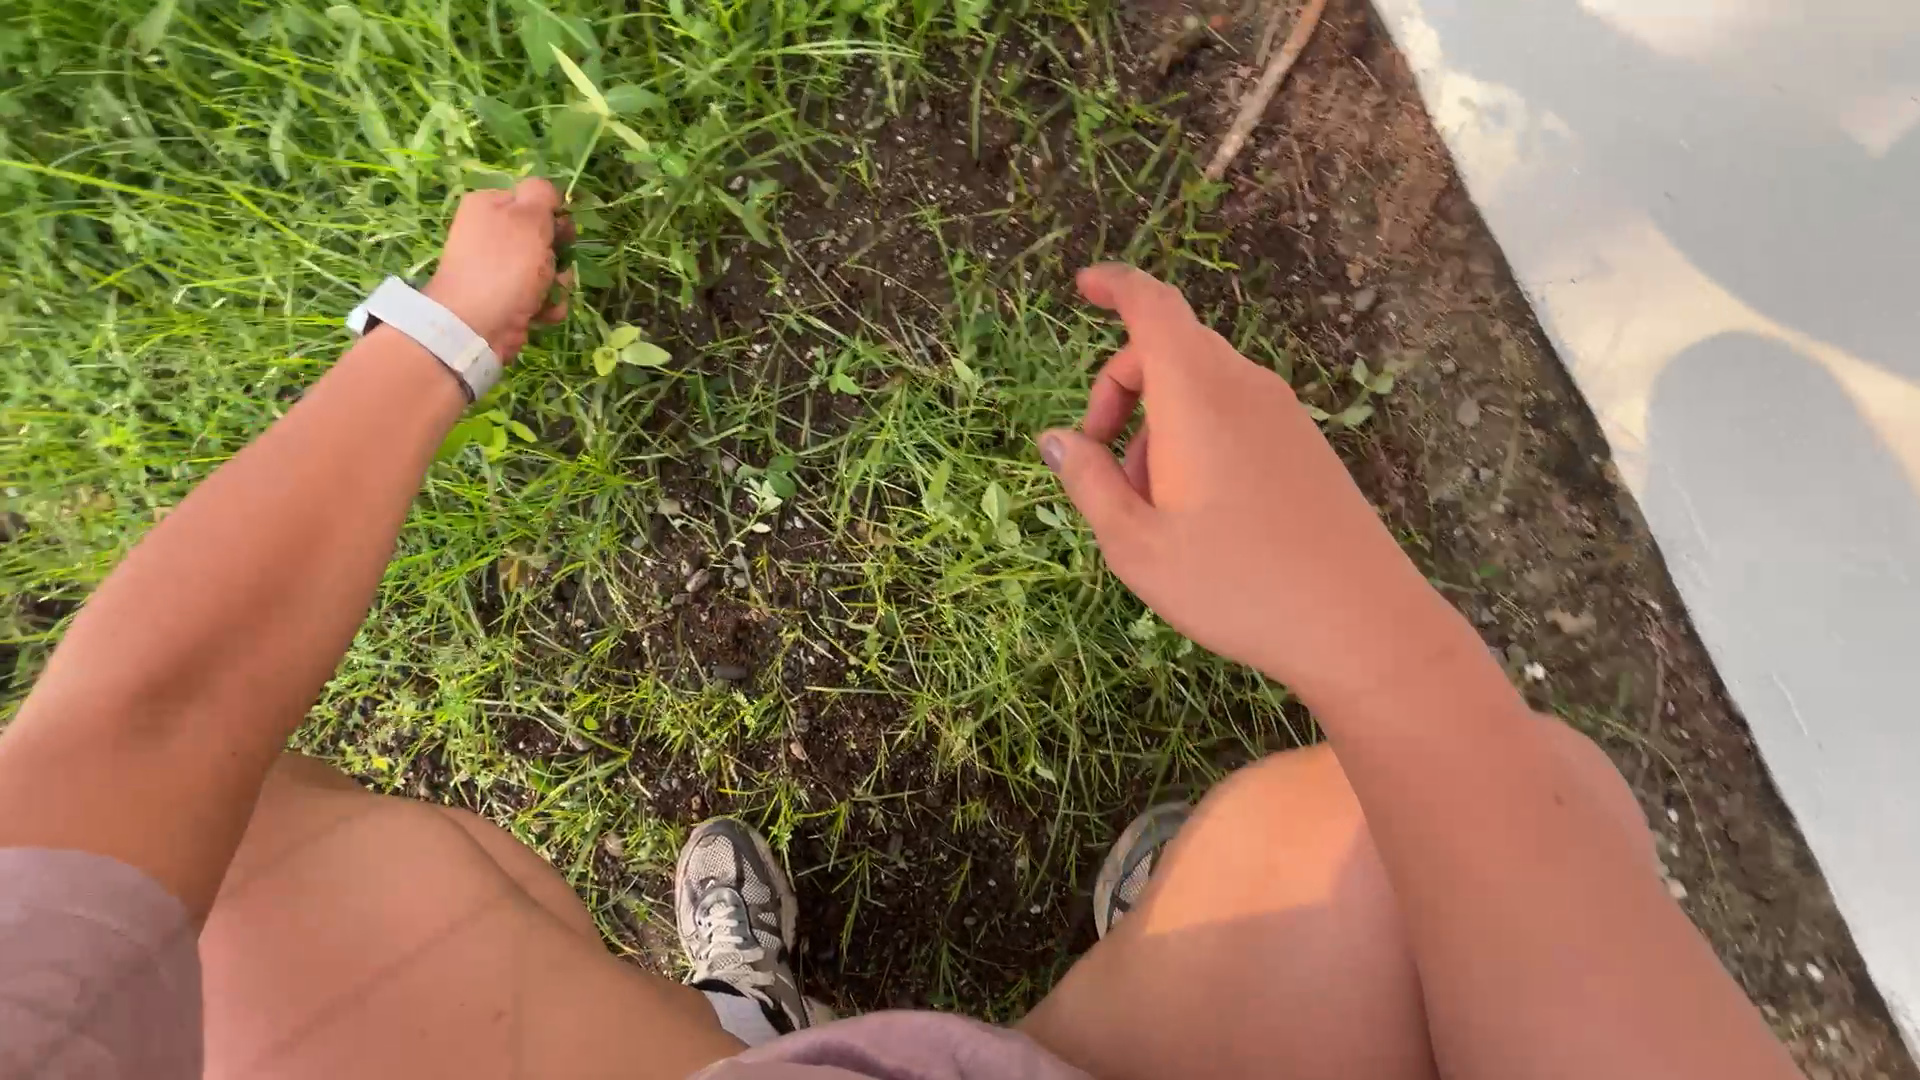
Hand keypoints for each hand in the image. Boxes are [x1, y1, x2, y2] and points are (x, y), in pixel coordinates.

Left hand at [422, 177, 573, 361]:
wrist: (477, 323)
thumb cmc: (505, 266)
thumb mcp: (527, 219)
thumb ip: (542, 195)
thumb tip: (550, 190)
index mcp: (491, 205)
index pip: (536, 201)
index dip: (555, 218)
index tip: (562, 234)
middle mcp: (492, 233)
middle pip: (546, 239)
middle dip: (559, 257)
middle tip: (552, 267)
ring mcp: (500, 267)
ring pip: (550, 271)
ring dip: (557, 285)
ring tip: (544, 295)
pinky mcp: (508, 296)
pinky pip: (542, 296)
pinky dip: (547, 305)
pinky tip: (539, 312)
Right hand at [1041, 264, 1463, 703]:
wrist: (1360, 625)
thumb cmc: (1234, 583)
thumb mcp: (1135, 544)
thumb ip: (1088, 482)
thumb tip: (1057, 439)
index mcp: (1198, 396)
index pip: (1152, 308)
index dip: (1114, 287)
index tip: (1082, 287)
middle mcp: (1244, 388)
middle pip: (1167, 351)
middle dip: (1118, 392)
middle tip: (1100, 464)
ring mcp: (1281, 414)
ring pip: (1197, 387)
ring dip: (1153, 426)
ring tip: (1148, 506)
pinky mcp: (1301, 444)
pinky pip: (1230, 413)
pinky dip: (1191, 438)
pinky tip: (1193, 509)